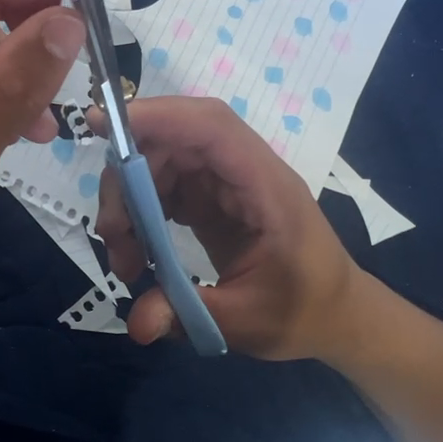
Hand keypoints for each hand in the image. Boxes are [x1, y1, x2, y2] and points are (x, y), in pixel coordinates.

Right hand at [95, 97, 364, 360]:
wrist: (339, 319)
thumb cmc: (306, 313)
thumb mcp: (248, 324)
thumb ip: (189, 315)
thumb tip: (137, 324)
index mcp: (266, 187)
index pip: (211, 128)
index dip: (157, 116)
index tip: (103, 125)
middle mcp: (243, 172)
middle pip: (175, 140)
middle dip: (129, 174)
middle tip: (110, 230)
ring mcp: (226, 182)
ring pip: (163, 161)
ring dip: (129, 198)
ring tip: (122, 254)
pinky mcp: (211, 198)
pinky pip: (165, 184)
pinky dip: (139, 209)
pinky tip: (135, 249)